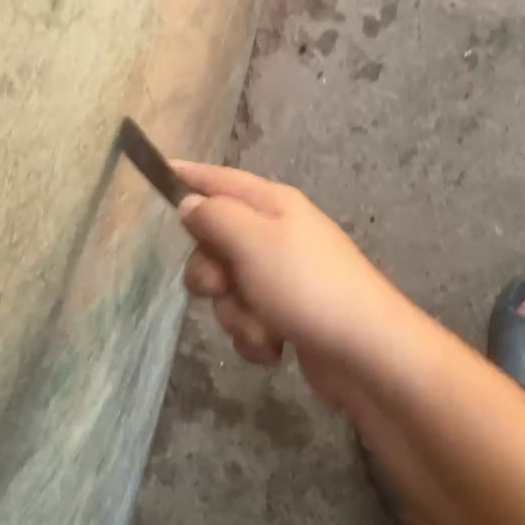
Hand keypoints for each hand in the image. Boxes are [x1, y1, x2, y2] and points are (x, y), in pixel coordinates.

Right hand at [174, 161, 415, 377]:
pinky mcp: (287, 316)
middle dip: (210, 272)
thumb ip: (214, 217)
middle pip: (214, 242)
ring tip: (265, 325)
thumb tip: (190, 203)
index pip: (220, 179)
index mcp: (272, 205)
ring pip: (227, 289)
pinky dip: (255, 337)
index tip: (158, 172)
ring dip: (236, 314)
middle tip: (225, 284)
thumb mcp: (252, 240)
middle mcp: (276, 235)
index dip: (189, 176)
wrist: (365, 352)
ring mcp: (283, 277)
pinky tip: (275, 347)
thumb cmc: (306, 285)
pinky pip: (248, 320)